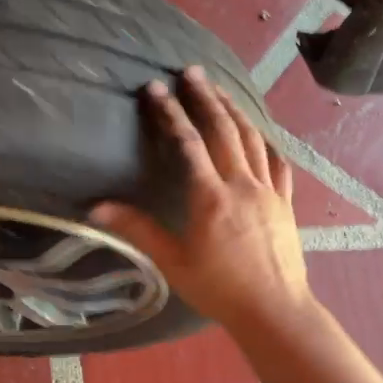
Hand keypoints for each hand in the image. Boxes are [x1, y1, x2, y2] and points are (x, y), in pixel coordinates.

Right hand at [91, 65, 315, 331]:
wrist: (274, 310)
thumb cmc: (218, 289)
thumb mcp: (172, 261)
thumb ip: (138, 230)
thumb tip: (97, 208)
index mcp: (210, 197)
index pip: (187, 143)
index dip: (170, 112)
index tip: (155, 88)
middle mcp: (241, 184)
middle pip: (224, 130)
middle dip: (206, 97)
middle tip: (192, 72)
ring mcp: (268, 191)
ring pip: (252, 139)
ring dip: (235, 110)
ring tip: (221, 90)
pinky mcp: (285, 202)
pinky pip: (277, 162)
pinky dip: (265, 141)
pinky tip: (260, 133)